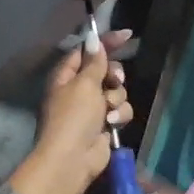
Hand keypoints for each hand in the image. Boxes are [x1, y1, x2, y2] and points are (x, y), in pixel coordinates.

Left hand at [16, 30, 131, 193]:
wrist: (73, 158)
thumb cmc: (74, 116)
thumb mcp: (84, 84)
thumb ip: (94, 62)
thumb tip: (93, 39)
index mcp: (66, 76)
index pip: (86, 51)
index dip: (105, 42)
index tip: (127, 35)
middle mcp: (78, 90)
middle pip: (105, 70)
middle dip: (114, 75)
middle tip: (114, 80)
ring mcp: (92, 108)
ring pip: (117, 91)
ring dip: (116, 98)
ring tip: (108, 109)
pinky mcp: (104, 125)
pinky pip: (120, 111)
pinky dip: (118, 115)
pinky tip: (111, 124)